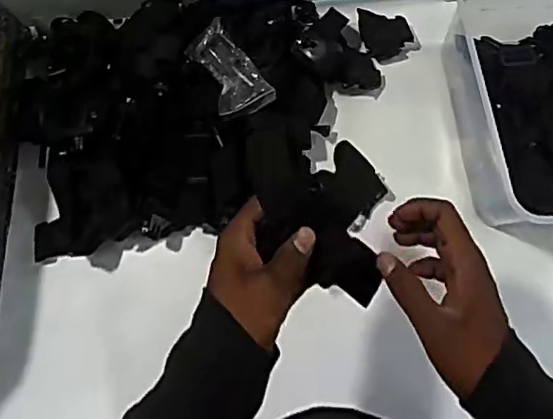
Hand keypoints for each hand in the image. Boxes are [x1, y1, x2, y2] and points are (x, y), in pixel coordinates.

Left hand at [207, 197, 314, 350]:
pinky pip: (282, 268)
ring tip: (322, 241)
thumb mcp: (272, 283)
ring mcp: (252, 268)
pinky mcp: (261, 286)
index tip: (302, 194)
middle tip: (318, 218)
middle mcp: (242, 249)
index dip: (280, 197)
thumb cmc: (238, 318)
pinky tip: (316, 268)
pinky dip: (296, 267)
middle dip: (294, 223)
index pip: (259, 203)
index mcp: (236, 238)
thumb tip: (306, 233)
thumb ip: (293, 256)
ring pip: (279, 247)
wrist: (229, 358)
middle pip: (271, 224)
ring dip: (297, 247)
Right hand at [376, 198, 508, 397]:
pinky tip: (413, 271)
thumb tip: (386, 260)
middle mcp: (471, 266)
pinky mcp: (469, 293)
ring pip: (444, 242)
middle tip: (394, 224)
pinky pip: (446, 262)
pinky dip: (426, 258)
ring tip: (399, 240)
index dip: (417, 208)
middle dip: (416, 218)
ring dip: (420, 236)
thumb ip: (405, 286)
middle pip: (444, 224)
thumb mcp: (431, 321)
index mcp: (466, 263)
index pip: (443, 214)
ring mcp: (471, 279)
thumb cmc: (475, 356)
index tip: (397, 216)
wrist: (501, 386)